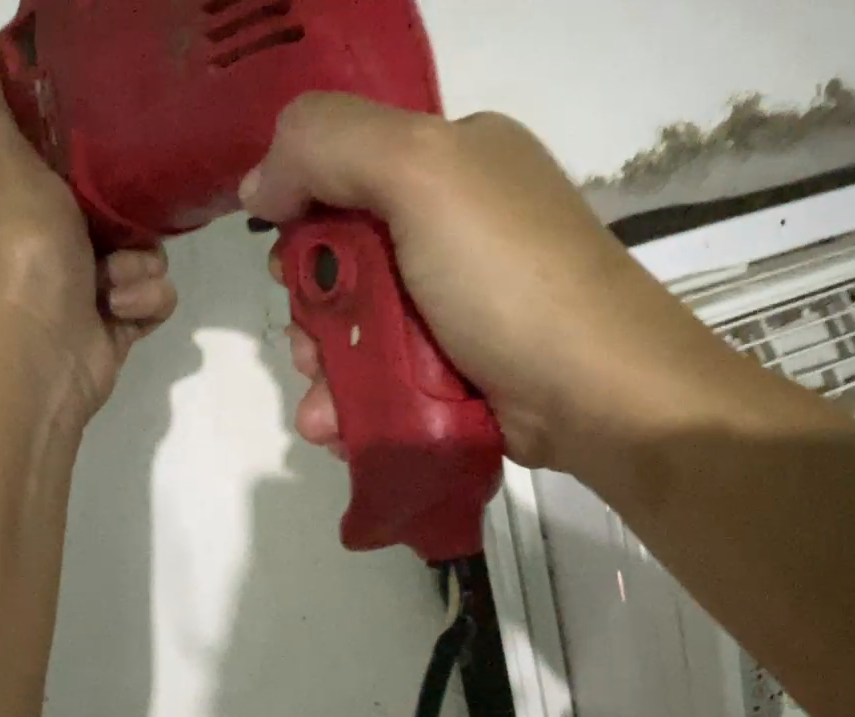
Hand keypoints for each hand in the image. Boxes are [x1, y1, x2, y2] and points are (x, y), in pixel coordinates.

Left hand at [0, 48, 176, 421]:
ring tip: (113, 282)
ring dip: (137, 266)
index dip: (79, 149)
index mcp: (10, 197)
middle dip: (126, 215)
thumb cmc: (19, 250)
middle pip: (113, 207)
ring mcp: (84, 284)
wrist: (42, 350)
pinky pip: (155, 296)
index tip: (103, 140)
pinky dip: (144, 302)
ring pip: (144, 253)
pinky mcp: (117, 321)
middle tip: (117, 218)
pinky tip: (121, 310)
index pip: (53, 159)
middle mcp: (45, 239)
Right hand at [242, 94, 670, 469]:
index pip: (349, 169)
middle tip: (308, 347)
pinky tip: (338, 430)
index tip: (287, 262)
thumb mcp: (421, 173)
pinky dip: (354, 404)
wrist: (596, 394)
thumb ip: (327, 147)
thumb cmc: (508, 278)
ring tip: (322, 412)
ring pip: (360, 330)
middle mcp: (456, 228)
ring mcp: (458, 306)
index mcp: (455, 161)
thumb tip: (258, 184)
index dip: (305, 214)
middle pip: (346, 262)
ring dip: (325, 372)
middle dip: (312, 310)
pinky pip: (385, 378)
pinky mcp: (457, 371)